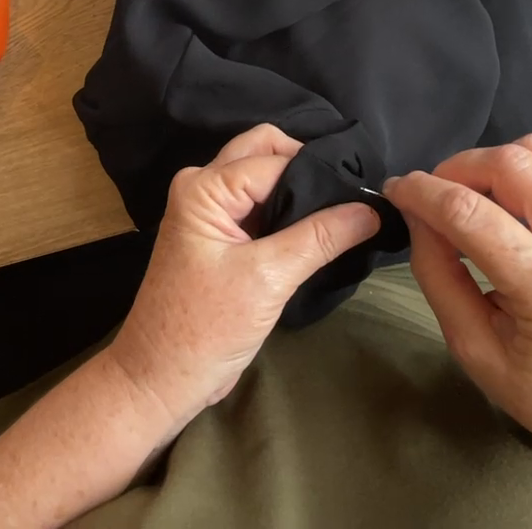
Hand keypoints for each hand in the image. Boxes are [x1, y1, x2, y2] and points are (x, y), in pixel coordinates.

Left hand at [107, 124, 380, 428]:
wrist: (161, 377)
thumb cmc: (206, 327)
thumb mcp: (268, 279)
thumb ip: (319, 237)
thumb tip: (371, 208)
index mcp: (204, 187)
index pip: (274, 160)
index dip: (318, 170)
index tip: (363, 190)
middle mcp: (202, 186)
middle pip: (264, 152)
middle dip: (307, 165)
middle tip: (351, 194)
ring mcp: (209, 210)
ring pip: (262, 177)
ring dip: (298, 188)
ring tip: (345, 209)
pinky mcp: (220, 235)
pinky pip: (258, 204)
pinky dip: (287, 210)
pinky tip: (320, 228)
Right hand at [385, 136, 531, 474]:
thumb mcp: (471, 346)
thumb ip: (435, 271)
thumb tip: (415, 211)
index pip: (470, 213)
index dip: (421, 192)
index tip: (394, 190)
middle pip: (509, 164)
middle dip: (455, 168)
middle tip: (432, 196)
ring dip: (487, 164)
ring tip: (468, 196)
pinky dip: (517, 173)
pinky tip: (504, 206)